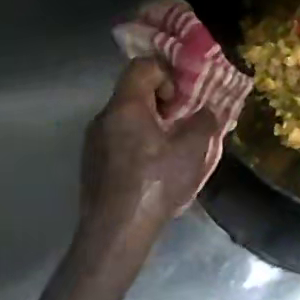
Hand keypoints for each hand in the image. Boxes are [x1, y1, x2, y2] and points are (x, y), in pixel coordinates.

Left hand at [77, 59, 223, 250]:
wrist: (116, 233)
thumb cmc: (156, 182)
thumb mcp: (194, 147)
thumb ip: (205, 119)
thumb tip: (207, 111)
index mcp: (125, 106)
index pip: (142, 66)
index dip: (167, 74)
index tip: (181, 100)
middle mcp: (103, 118)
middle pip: (134, 91)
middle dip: (162, 101)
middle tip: (182, 122)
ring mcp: (93, 143)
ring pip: (127, 117)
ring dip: (151, 124)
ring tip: (172, 147)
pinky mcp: (92, 165)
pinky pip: (119, 139)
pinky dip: (138, 142)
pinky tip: (153, 169)